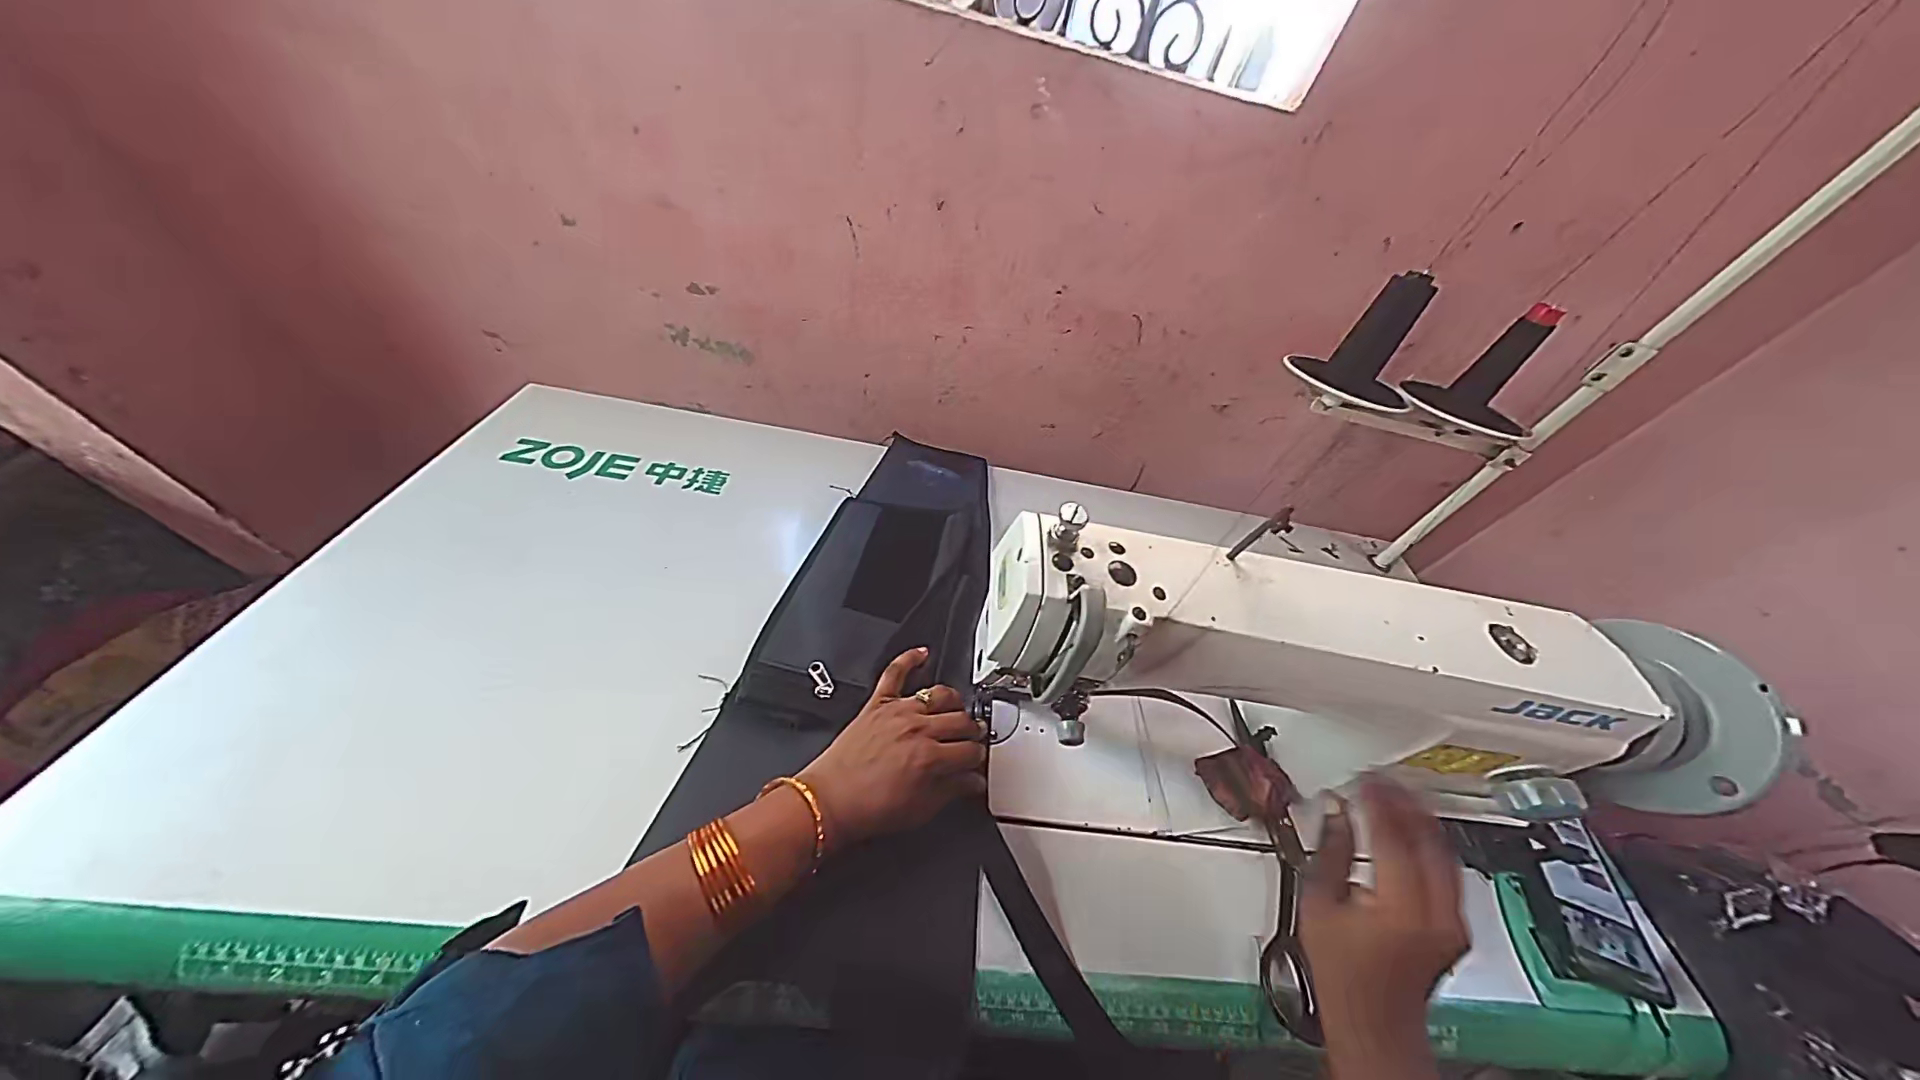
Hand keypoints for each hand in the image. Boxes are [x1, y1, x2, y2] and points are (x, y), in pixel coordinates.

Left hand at [797, 647, 985, 848]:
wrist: (829, 802)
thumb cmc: (867, 808)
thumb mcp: (920, 810)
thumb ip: (952, 790)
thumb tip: (972, 781)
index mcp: (930, 757)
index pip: (970, 750)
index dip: (979, 758)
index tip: (977, 762)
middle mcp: (916, 729)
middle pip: (961, 720)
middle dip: (973, 732)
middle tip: (973, 739)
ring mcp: (896, 712)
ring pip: (939, 695)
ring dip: (955, 703)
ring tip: (958, 711)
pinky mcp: (877, 704)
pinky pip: (894, 672)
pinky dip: (909, 659)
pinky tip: (921, 653)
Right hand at [1301, 776, 1468, 1041]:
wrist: (1374, 1019)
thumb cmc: (1341, 971)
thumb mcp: (1318, 903)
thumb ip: (1329, 851)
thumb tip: (1334, 811)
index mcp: (1398, 907)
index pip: (1392, 836)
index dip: (1376, 800)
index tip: (1361, 779)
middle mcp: (1436, 913)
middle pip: (1427, 839)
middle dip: (1403, 801)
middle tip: (1379, 777)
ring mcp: (1453, 921)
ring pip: (1445, 851)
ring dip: (1420, 817)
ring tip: (1395, 792)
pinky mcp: (1458, 925)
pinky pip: (1449, 868)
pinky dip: (1430, 839)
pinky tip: (1412, 825)